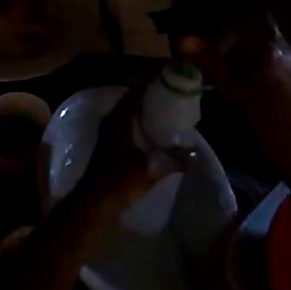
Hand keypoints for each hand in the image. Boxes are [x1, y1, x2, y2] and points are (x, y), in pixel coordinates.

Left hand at [73, 90, 188, 214]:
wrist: (96, 201)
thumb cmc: (122, 179)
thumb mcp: (152, 171)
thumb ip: (174, 161)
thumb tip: (195, 156)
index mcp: (120, 121)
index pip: (133, 95)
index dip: (146, 90)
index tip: (163, 88)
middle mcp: (110, 122)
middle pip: (127, 104)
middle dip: (144, 102)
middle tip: (164, 102)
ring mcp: (105, 134)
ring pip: (123, 116)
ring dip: (137, 114)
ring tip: (159, 116)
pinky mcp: (105, 146)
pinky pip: (120, 127)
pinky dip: (132, 126)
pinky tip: (146, 135)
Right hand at [179, 17, 290, 168]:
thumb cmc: (268, 118)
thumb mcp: (235, 90)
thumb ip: (210, 61)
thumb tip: (182, 39)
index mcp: (272, 47)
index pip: (251, 14)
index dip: (227, 10)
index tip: (204, 10)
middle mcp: (281, 50)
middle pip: (251, 30)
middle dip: (225, 30)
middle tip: (199, 33)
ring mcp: (284, 65)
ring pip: (254, 46)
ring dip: (232, 47)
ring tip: (206, 51)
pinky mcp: (283, 79)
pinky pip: (259, 60)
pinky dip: (241, 62)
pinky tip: (224, 71)